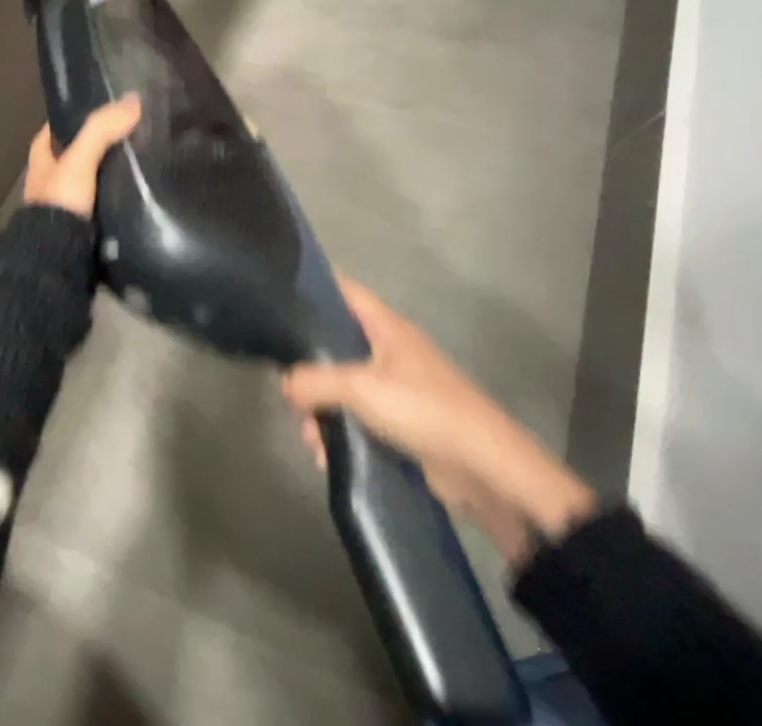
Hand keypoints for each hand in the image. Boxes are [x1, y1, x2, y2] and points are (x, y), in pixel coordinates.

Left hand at [23, 96, 141, 218]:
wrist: (59, 252)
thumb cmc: (61, 200)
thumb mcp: (79, 159)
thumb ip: (101, 130)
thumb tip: (133, 99)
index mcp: (41, 155)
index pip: (63, 123)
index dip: (85, 112)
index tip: (116, 104)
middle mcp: (50, 174)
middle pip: (81, 148)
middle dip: (105, 140)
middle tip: (140, 129)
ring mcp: (67, 198)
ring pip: (95, 173)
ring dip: (114, 167)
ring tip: (149, 154)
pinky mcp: (83, 219)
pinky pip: (104, 196)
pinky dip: (118, 189)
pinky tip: (142, 185)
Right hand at [281, 278, 597, 565]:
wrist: (487, 473)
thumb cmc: (426, 412)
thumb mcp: (361, 388)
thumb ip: (313, 380)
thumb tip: (285, 385)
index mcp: (387, 331)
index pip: (344, 292)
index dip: (312, 287)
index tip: (273, 293)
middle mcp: (389, 354)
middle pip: (331, 347)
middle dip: (304, 372)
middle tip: (287, 392)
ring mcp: (393, 391)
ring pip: (336, 391)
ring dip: (318, 414)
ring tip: (312, 439)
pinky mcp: (396, 425)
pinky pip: (352, 422)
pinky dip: (336, 436)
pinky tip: (326, 455)